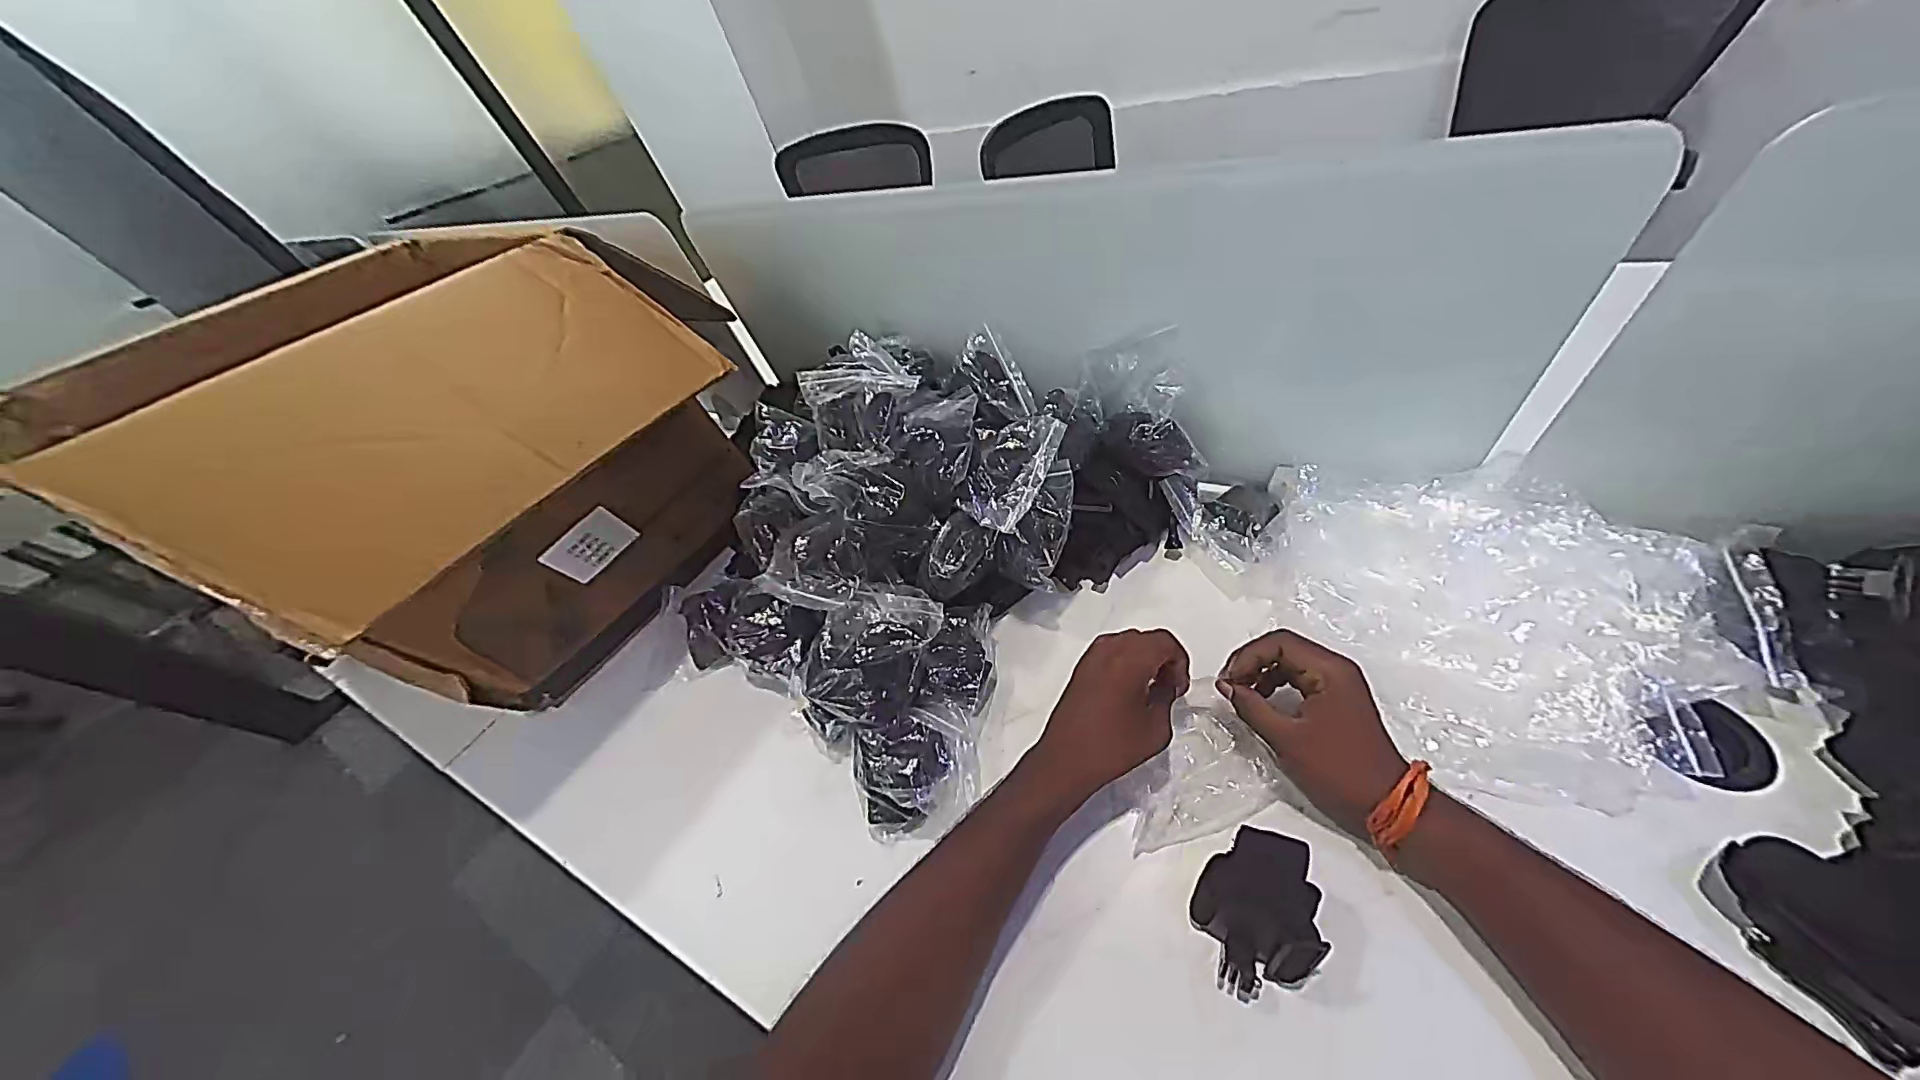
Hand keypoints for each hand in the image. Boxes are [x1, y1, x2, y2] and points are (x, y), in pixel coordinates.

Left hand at [1027, 630, 1189, 804]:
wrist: (1066, 759)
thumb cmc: (1110, 747)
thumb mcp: (1156, 727)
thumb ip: (1167, 696)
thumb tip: (1167, 685)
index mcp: (1130, 659)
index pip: (1165, 641)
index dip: (1179, 661)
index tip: (1179, 685)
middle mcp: (1108, 650)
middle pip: (1146, 639)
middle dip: (1163, 659)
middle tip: (1169, 686)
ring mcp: (1091, 657)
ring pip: (1127, 643)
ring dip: (1144, 660)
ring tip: (1150, 691)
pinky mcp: (1081, 668)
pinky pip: (1110, 653)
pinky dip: (1125, 663)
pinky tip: (1129, 691)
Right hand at [1217, 629, 1408, 836]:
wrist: (1385, 803)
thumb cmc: (1343, 772)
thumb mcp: (1286, 738)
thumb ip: (1251, 706)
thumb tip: (1229, 687)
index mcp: (1330, 672)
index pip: (1279, 643)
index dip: (1247, 657)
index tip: (1229, 679)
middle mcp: (1337, 672)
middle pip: (1284, 649)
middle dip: (1252, 663)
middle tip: (1230, 685)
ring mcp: (1338, 685)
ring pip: (1289, 664)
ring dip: (1261, 675)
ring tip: (1242, 696)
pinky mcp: (1336, 701)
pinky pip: (1299, 680)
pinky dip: (1275, 687)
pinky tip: (1261, 704)